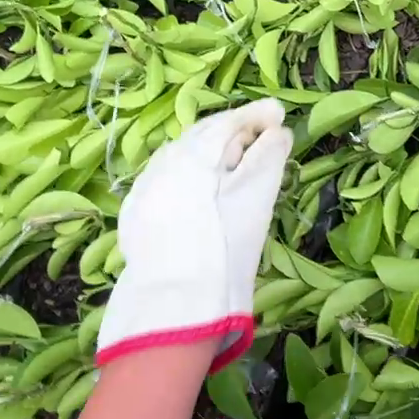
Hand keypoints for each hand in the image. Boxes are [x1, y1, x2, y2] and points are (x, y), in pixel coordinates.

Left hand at [95, 98, 290, 372]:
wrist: (179, 304)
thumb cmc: (227, 244)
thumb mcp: (257, 195)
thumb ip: (269, 153)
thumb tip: (278, 130)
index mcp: (192, 153)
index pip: (229, 121)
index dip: (257, 115)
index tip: (280, 114)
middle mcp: (162, 163)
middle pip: (204, 135)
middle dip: (235, 131)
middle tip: (263, 136)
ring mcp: (145, 189)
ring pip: (184, 156)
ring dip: (212, 152)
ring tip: (237, 162)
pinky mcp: (138, 214)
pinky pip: (168, 179)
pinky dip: (192, 174)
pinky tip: (206, 190)